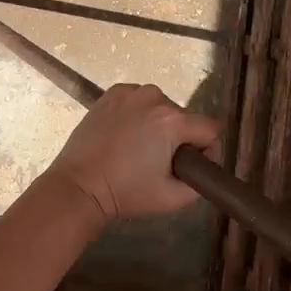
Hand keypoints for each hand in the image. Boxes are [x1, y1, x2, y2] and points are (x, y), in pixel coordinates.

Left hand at [46, 83, 221, 222]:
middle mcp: (154, 97)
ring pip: (161, 107)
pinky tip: (125, 135)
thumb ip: (199, 183)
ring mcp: (131, 91)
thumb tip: (203, 169)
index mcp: (172, 120)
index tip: (192, 166)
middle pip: (184, 117)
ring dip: (158, 124)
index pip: (210, 129)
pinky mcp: (111, 92)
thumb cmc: (127, 192)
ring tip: (140, 149)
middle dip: (180, 138)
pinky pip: (138, 101)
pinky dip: (137, 114)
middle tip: (161, 162)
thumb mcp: (173, 198)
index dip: (208, 150)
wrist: (80, 185)